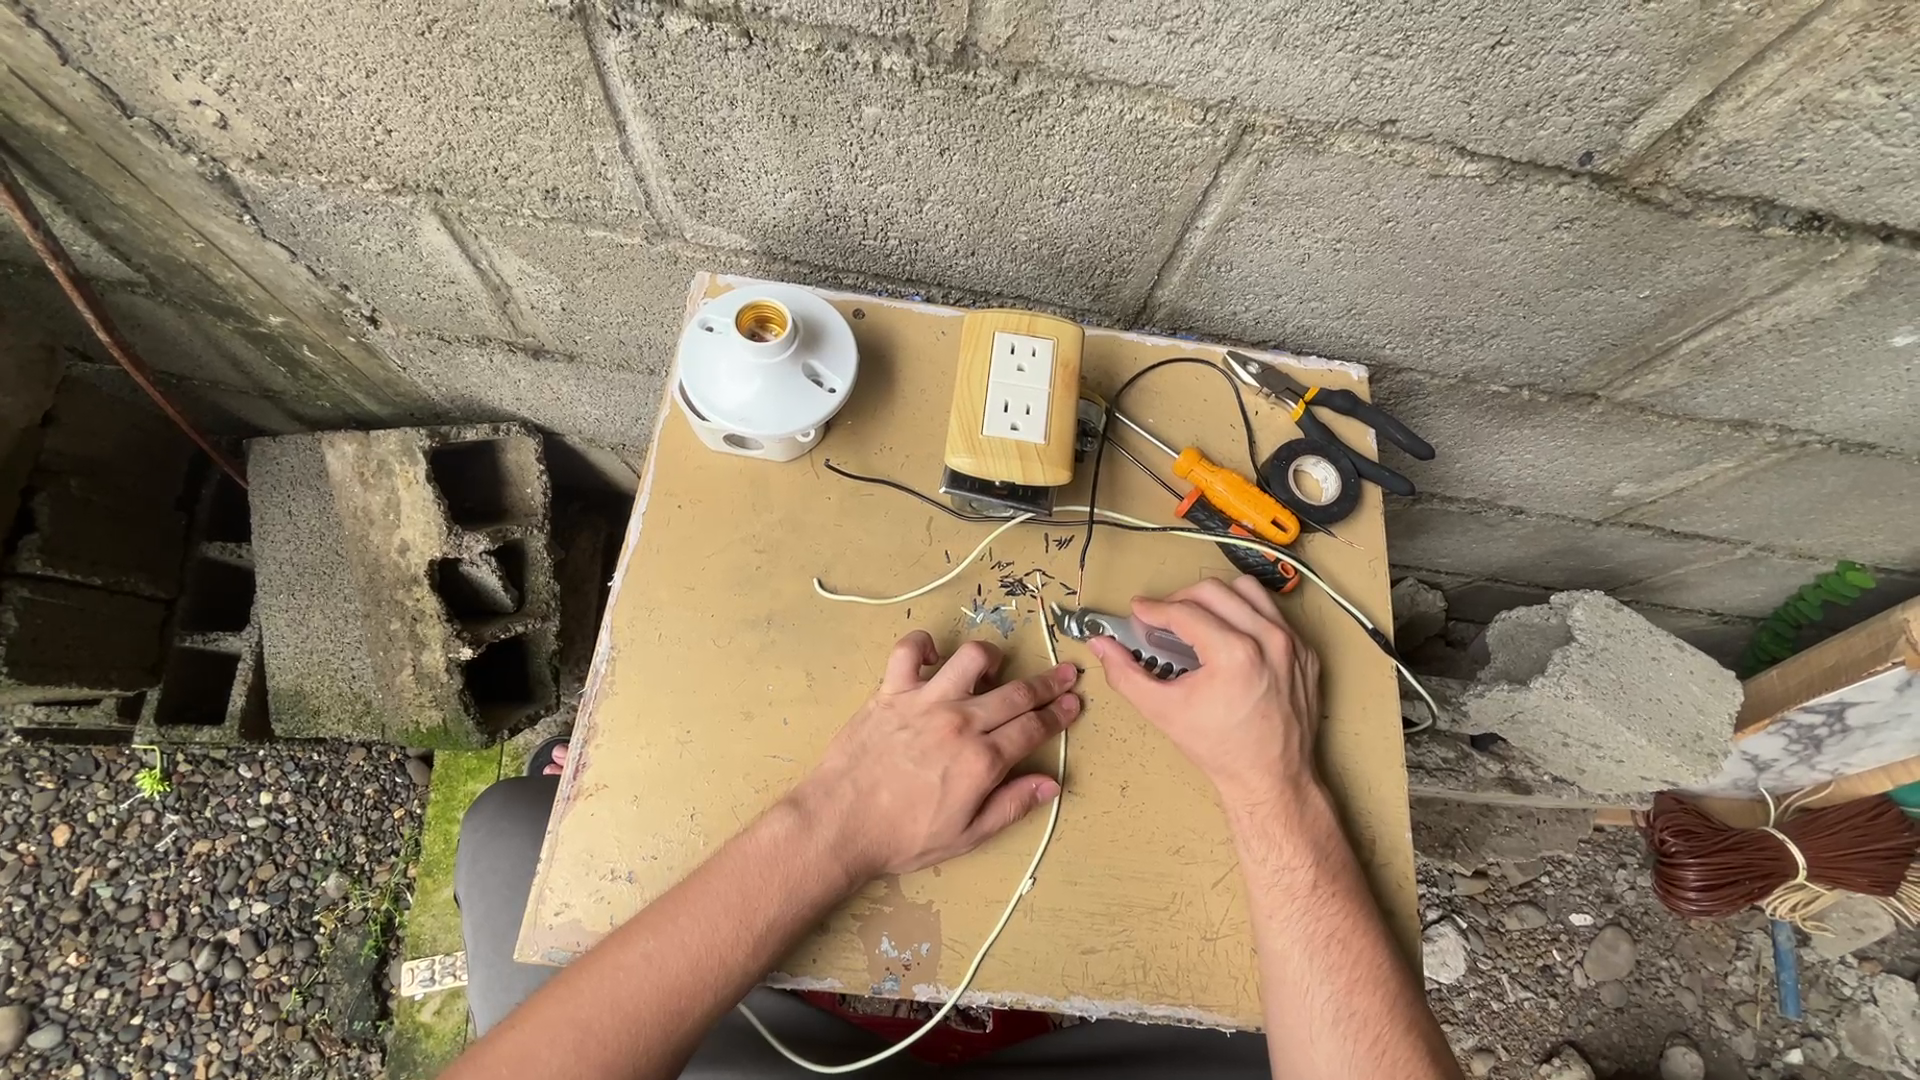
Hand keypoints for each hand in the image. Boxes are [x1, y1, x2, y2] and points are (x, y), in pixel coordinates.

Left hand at [787, 633, 1079, 879]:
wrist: (839, 825)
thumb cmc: (901, 838)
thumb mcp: (966, 836)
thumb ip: (1011, 806)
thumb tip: (1051, 784)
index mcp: (982, 760)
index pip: (1034, 728)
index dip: (1059, 714)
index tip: (1074, 702)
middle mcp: (959, 722)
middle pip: (1016, 693)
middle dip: (1048, 683)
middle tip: (1066, 674)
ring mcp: (924, 701)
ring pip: (971, 659)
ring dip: (991, 657)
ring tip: (995, 668)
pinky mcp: (891, 691)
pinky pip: (909, 650)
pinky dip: (923, 645)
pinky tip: (933, 655)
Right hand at [1088, 576, 1320, 803]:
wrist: (1270, 778)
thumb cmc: (1222, 749)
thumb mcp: (1162, 711)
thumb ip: (1125, 674)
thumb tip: (1102, 646)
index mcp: (1235, 654)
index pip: (1184, 611)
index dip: (1153, 609)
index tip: (1139, 612)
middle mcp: (1269, 641)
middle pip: (1213, 591)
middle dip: (1179, 599)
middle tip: (1162, 617)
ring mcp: (1292, 645)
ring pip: (1247, 591)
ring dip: (1216, 598)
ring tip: (1197, 618)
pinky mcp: (1305, 652)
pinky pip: (1271, 613)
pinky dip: (1245, 615)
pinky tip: (1227, 635)